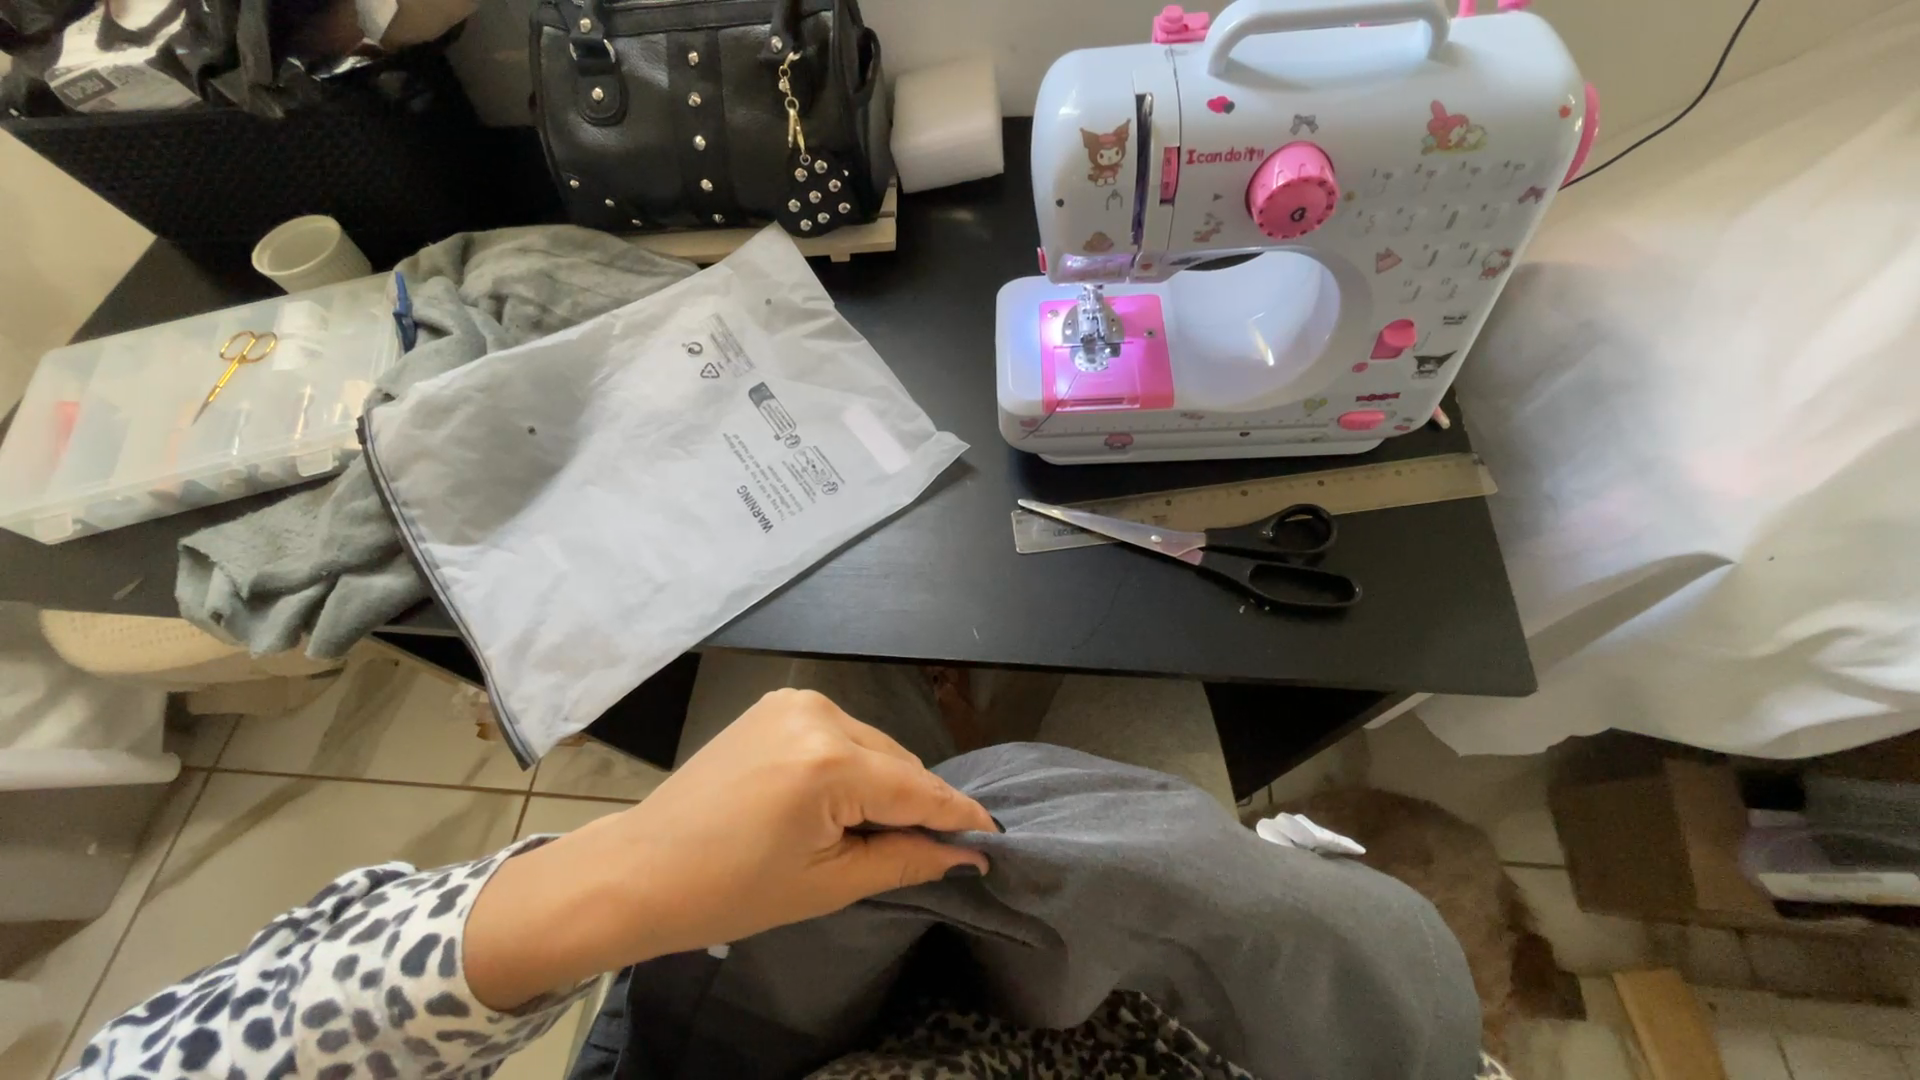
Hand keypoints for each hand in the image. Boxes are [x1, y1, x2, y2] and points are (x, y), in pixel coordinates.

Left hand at [465, 689, 995, 1008]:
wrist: (640, 869)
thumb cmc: (730, 891)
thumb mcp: (828, 884)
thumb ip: (906, 858)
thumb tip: (967, 854)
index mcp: (829, 763)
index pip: (917, 788)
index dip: (958, 816)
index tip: (994, 838)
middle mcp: (818, 714)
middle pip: (899, 761)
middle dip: (917, 803)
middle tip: (929, 848)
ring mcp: (795, 702)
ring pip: (873, 745)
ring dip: (886, 782)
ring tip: (874, 828)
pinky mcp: (778, 703)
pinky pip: (842, 733)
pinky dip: (855, 764)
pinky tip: (842, 798)